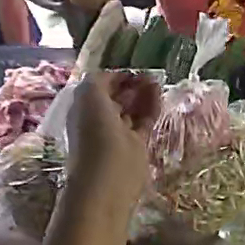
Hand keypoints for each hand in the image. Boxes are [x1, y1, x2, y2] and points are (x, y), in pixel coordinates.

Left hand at [67, 71, 160, 199]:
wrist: (109, 173)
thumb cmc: (95, 131)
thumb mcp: (90, 94)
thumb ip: (101, 80)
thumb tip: (117, 77)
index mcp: (84, 108)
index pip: (101, 88)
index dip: (116, 77)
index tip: (133, 71)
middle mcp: (100, 119)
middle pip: (118, 97)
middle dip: (132, 85)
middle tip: (150, 75)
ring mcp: (119, 132)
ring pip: (133, 108)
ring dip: (144, 94)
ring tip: (158, 82)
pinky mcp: (137, 144)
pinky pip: (145, 120)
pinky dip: (152, 107)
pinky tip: (159, 94)